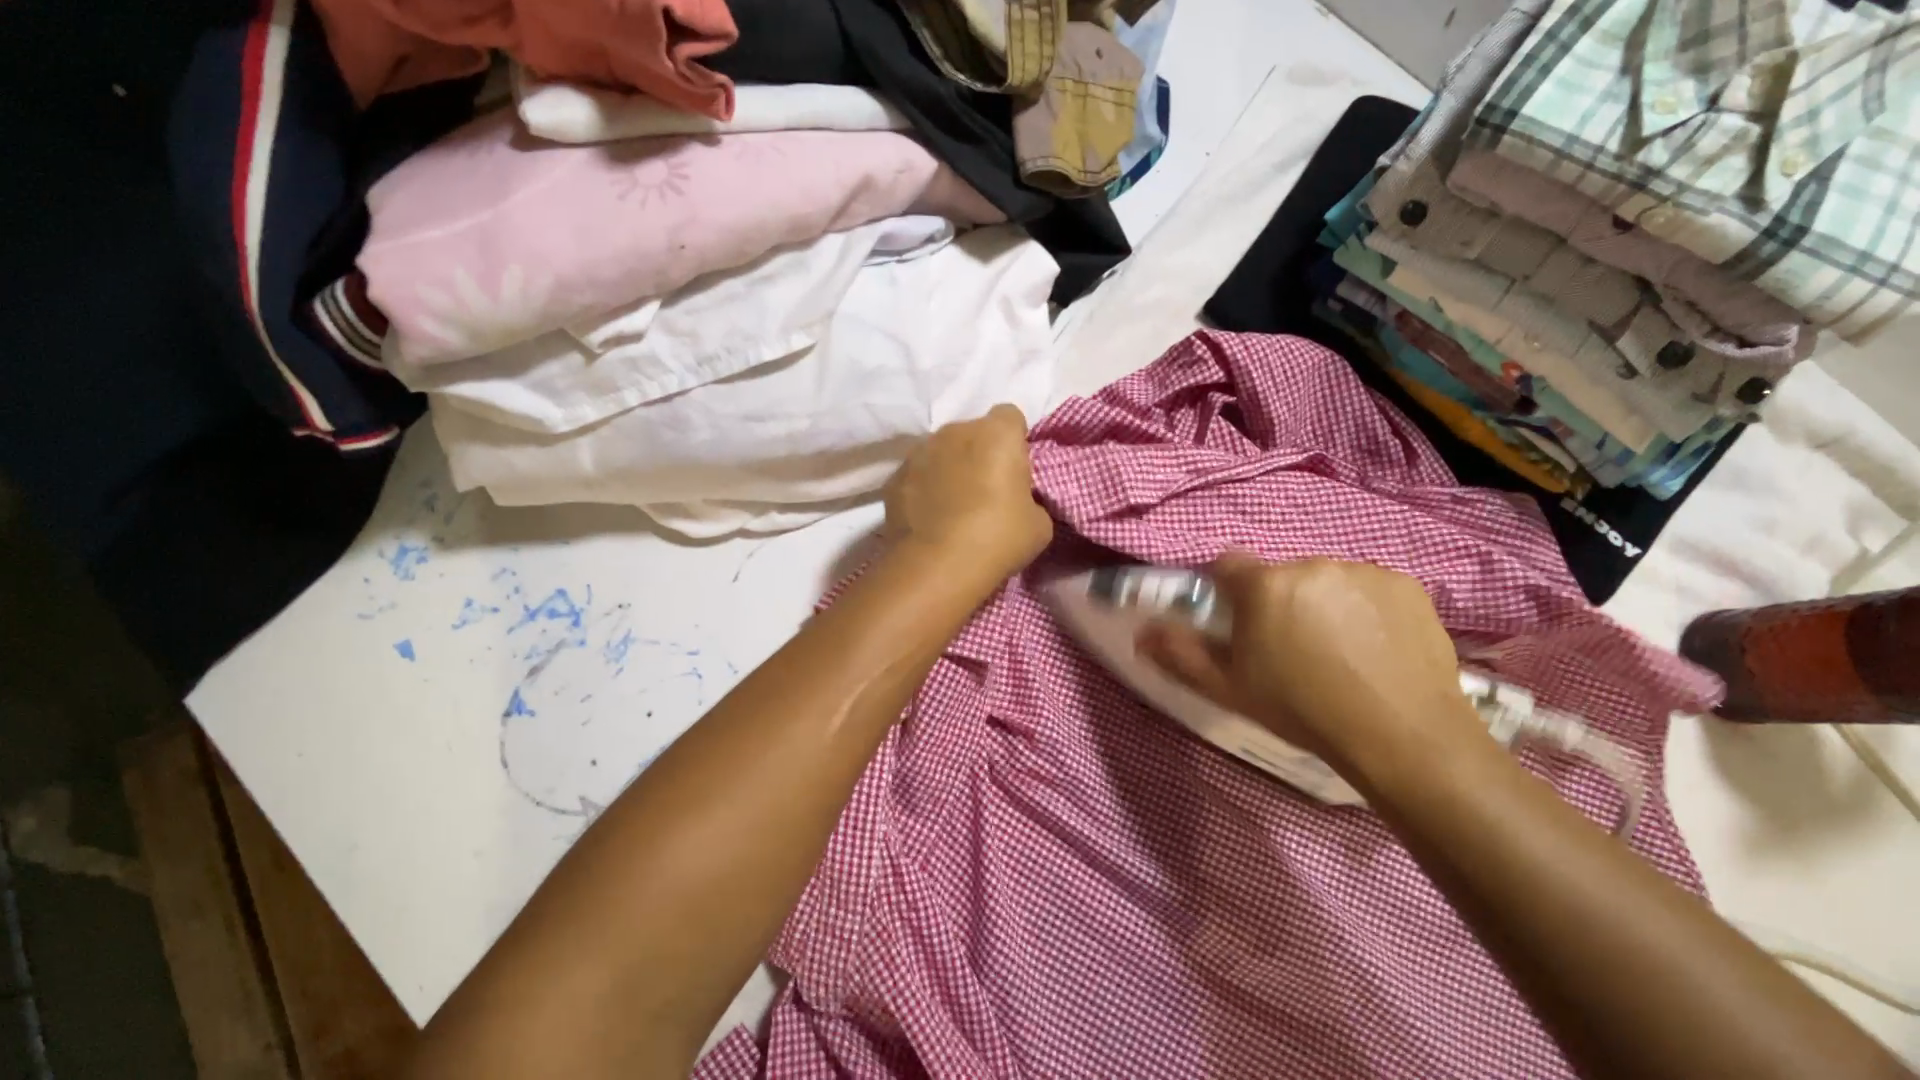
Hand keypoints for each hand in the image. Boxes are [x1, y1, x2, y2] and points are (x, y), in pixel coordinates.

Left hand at [883, 405, 1052, 586]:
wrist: (936, 567)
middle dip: (980, 453)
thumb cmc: (998, 539)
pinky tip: (928, 519)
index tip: (1016, 470)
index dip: (1014, 441)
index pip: (1010, 417)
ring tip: (953, 507)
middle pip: (972, 432)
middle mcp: (954, 431)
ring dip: (949, 469)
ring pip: (940, 451)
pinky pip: (916, 475)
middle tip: (987, 492)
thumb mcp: (1038, 523)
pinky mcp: (893, 478)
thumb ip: (1030, 498)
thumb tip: (1017, 501)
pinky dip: (923, 489)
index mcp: (996, 434)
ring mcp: (918, 452)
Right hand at [1137, 554, 1489, 780]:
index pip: (1228, 566)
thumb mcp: (1230, 690)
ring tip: (1341, 655)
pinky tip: (1377, 650)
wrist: (1401, 736)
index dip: (1228, 594)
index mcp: (1264, 585)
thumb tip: (1142, 633)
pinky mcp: (1407, 585)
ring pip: (1327, 581)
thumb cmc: (1303, 712)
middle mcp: (1311, 564)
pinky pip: (1371, 589)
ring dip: (1324, 605)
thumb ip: (1181, 655)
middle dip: (1279, 603)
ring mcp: (1364, 572)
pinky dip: (1368, 610)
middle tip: (1292, 652)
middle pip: (1280, 576)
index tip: (1240, 626)